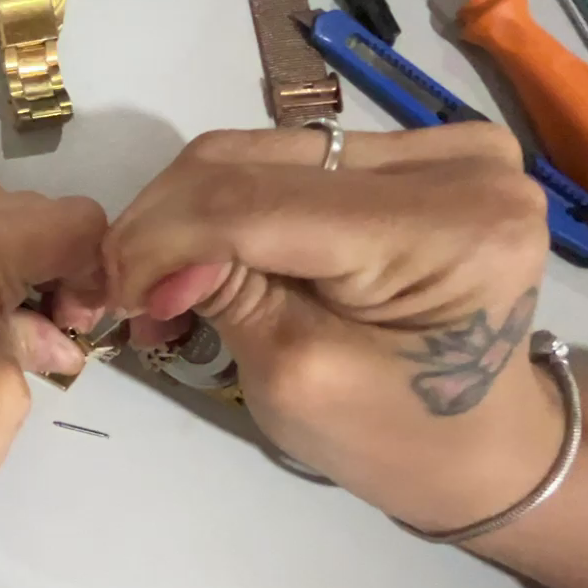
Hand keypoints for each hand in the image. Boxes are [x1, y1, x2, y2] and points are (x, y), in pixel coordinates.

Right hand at [94, 125, 564, 532]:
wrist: (475, 440)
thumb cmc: (394, 435)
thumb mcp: (297, 379)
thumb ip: (228, 299)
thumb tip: (151, 259)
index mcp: (451, 229)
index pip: (261, 205)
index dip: (164, 244)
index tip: (112, 297)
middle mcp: (452, 161)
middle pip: (247, 162)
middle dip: (158, 227)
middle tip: (119, 290)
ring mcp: (429, 147)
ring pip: (246, 153)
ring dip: (176, 218)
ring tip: (152, 284)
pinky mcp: (399, 155)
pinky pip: (271, 164)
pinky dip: (211, 212)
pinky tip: (193, 260)